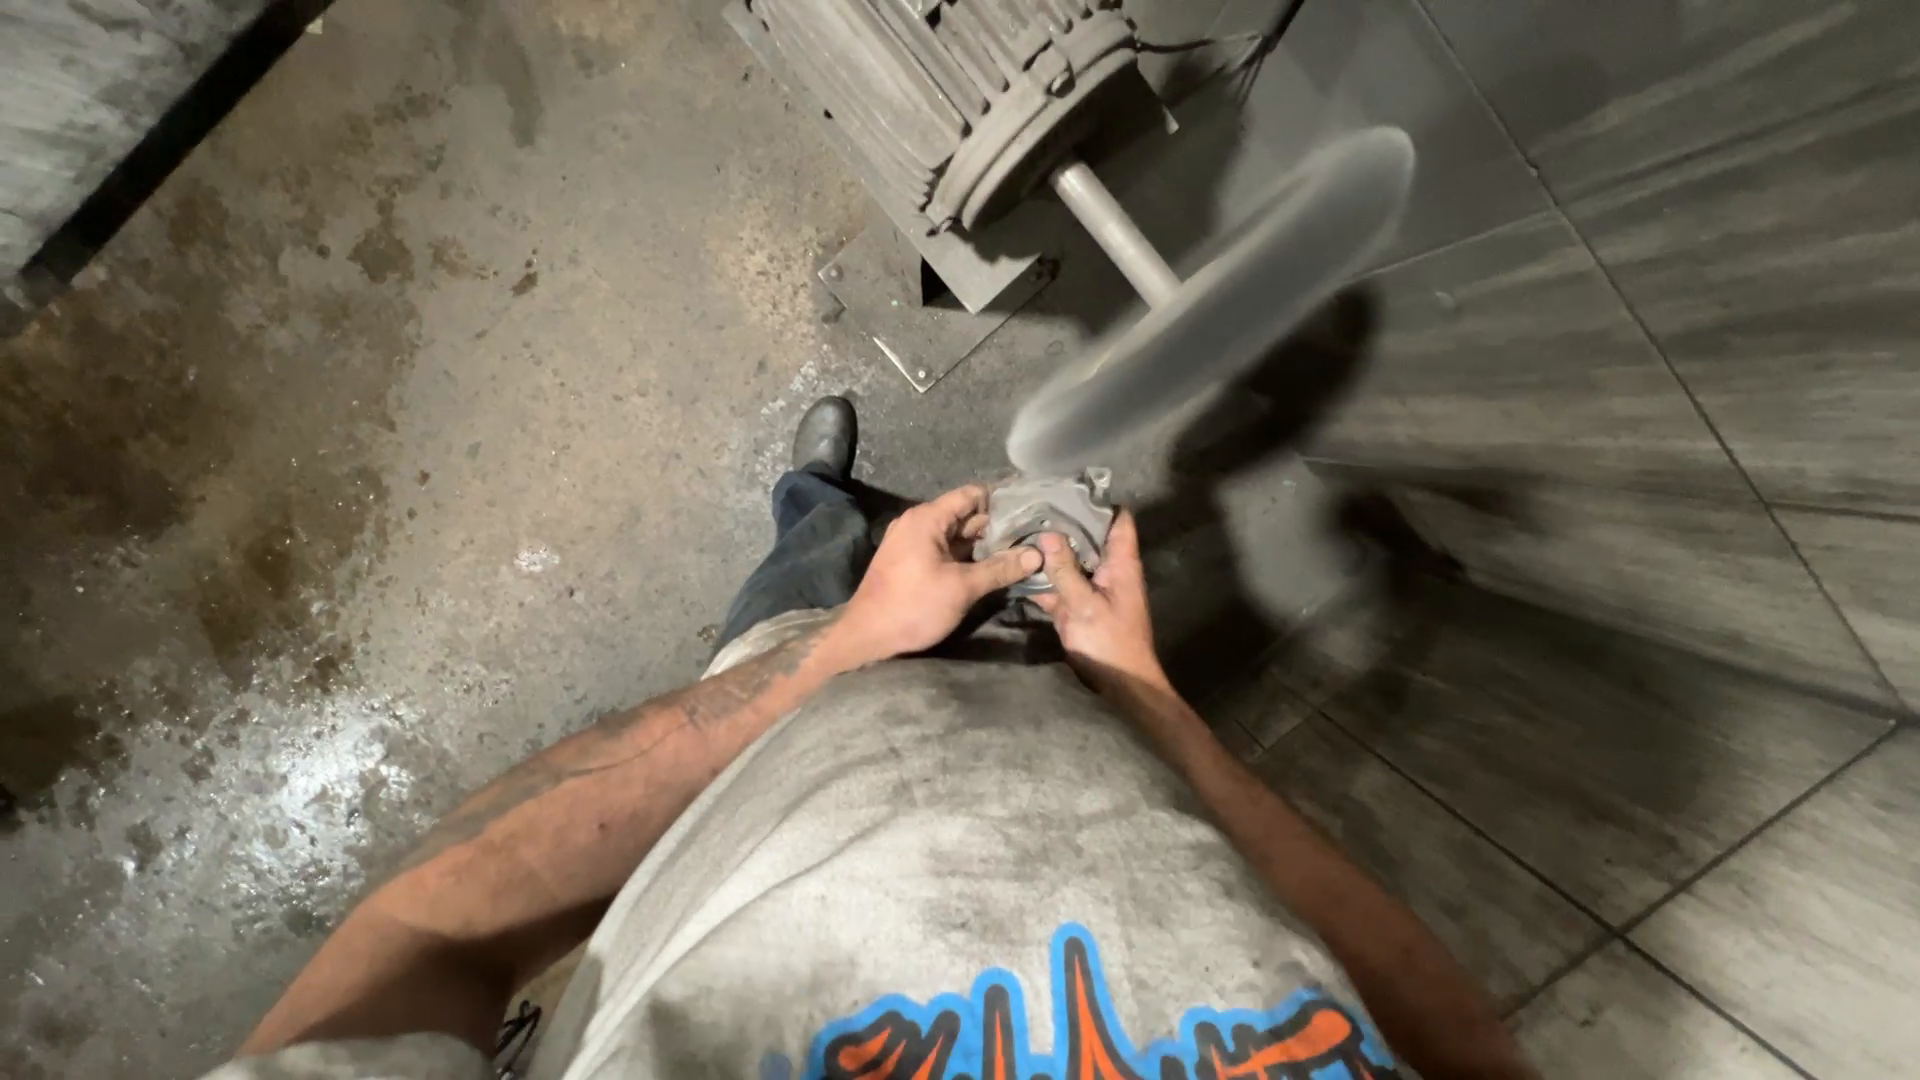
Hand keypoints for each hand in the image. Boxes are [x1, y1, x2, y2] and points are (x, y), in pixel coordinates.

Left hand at [832, 484, 1041, 665]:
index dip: (1001, 503)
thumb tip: (1037, 554)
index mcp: (927, 519)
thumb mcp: (963, 587)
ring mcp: (912, 543)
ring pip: (957, 536)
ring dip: (983, 546)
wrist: (866, 638)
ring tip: (1019, 554)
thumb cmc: (913, 606)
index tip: (1030, 515)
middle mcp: (918, 523)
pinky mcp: (911, 562)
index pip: (971, 495)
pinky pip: (944, 550)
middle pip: (965, 516)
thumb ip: (1000, 568)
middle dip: (996, 528)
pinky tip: (990, 569)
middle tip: (1031, 540)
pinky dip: (966, 557)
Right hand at [1033, 511, 1168, 695]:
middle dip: (1064, 523)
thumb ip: (1065, 570)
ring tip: (1019, 529)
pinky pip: (1058, 585)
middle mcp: (1108, 570)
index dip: (1099, 502)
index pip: (1119, 521)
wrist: (1120, 685)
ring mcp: (1092, 588)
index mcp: (1122, 564)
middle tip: (1032, 507)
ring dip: (1050, 550)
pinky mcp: (1077, 606)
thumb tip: (1048, 534)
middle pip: (1089, 537)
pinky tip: (1017, 566)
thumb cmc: (1110, 642)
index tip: (1068, 490)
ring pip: (1070, 561)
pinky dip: (1042, 577)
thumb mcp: (1085, 605)